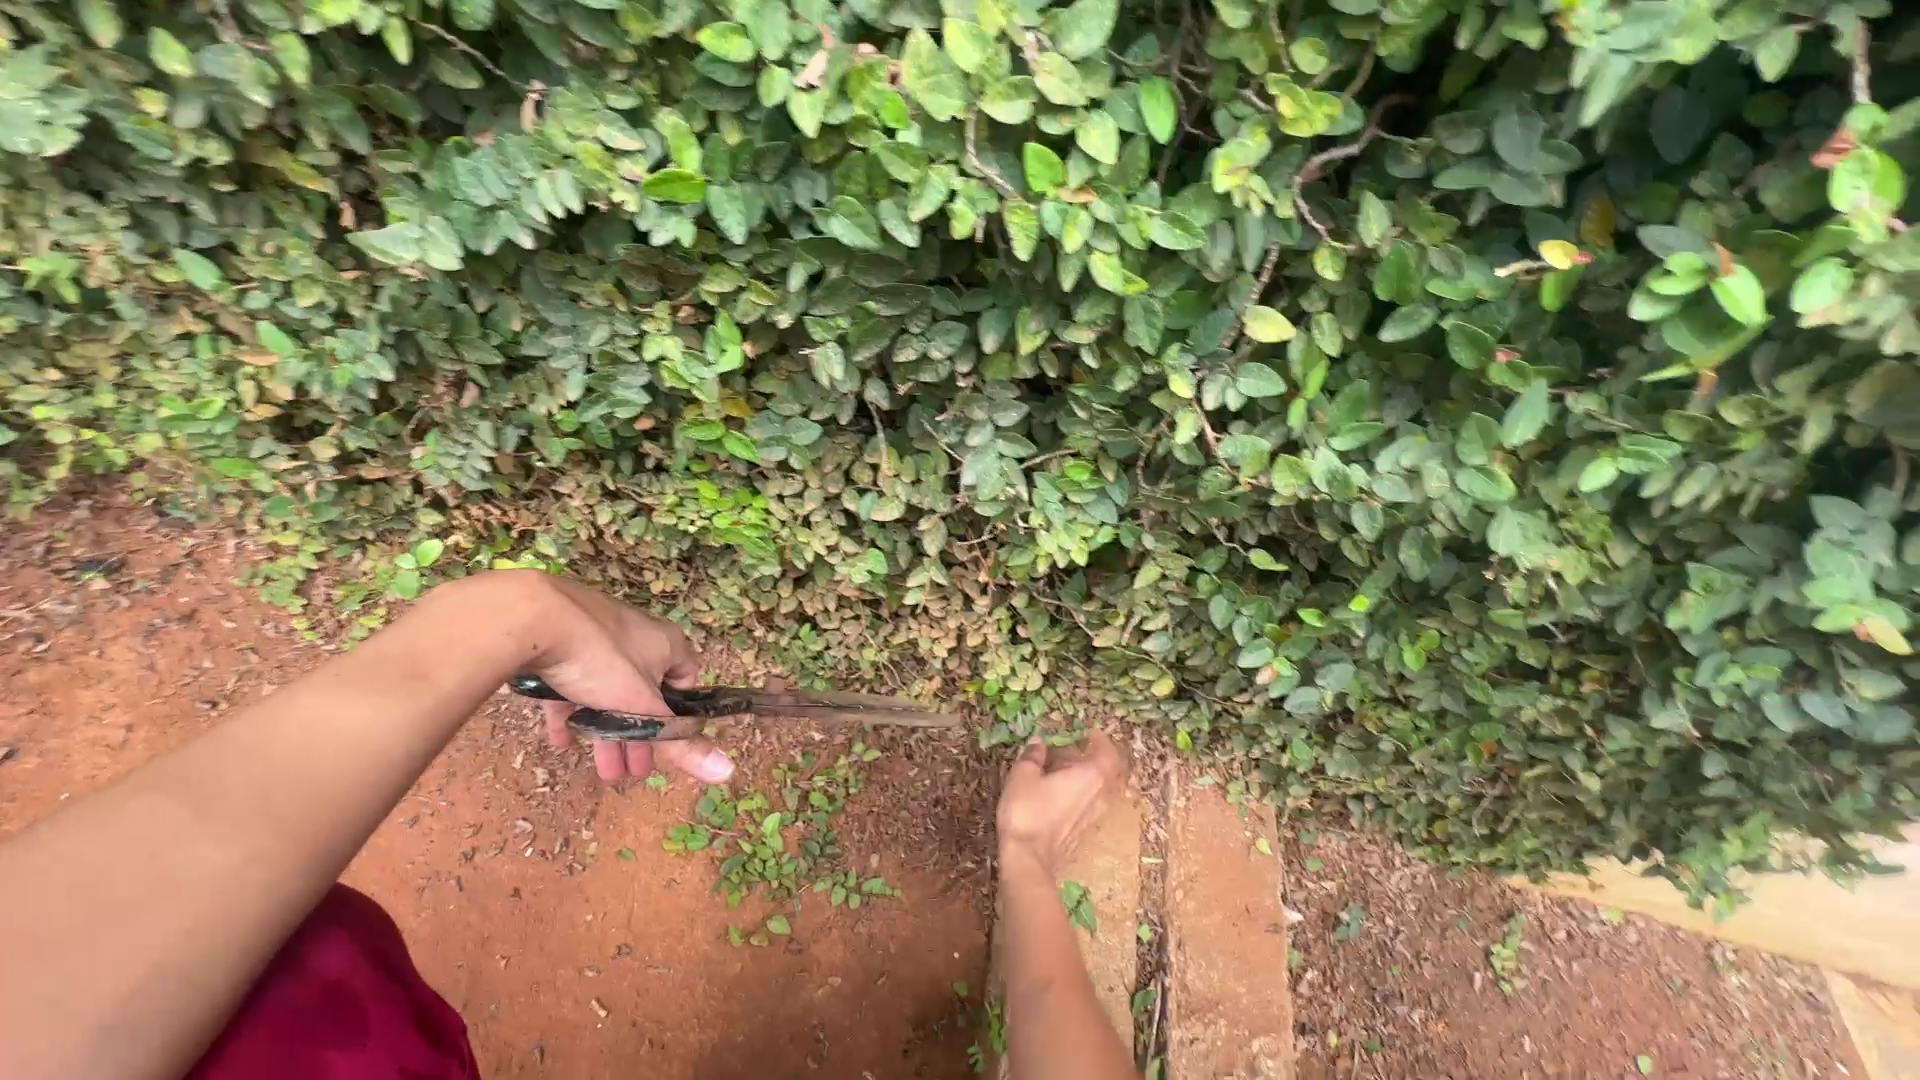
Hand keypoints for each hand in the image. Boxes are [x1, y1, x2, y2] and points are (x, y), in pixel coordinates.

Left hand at [507, 572, 735, 784]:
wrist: (533, 618)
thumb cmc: (602, 661)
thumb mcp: (643, 708)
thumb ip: (679, 741)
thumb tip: (727, 772)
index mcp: (667, 643)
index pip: (687, 680)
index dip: (679, 714)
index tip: (666, 742)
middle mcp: (637, 637)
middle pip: (644, 694)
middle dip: (638, 736)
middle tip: (631, 771)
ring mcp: (597, 637)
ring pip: (607, 691)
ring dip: (606, 732)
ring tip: (602, 770)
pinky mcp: (560, 643)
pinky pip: (571, 683)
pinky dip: (570, 712)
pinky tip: (561, 741)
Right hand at [995, 730, 1126, 880]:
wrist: (1028, 860)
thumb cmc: (1028, 811)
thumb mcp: (1023, 776)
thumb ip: (1033, 756)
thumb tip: (1039, 742)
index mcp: (1091, 776)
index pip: (1107, 752)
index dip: (1099, 740)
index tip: (1087, 732)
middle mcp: (1099, 796)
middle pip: (1101, 770)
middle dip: (1082, 757)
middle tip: (1059, 751)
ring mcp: (1094, 817)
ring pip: (1093, 789)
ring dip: (1078, 776)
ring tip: (1052, 771)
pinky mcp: (1083, 833)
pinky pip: (1086, 804)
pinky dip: (1074, 793)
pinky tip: (1052, 795)